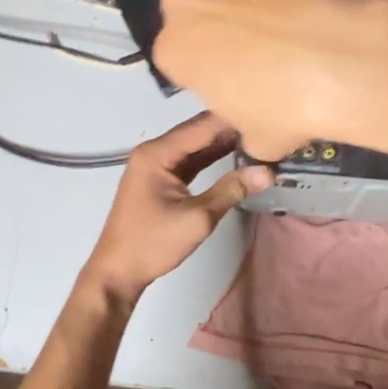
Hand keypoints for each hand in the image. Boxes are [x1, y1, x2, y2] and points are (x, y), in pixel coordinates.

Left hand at [81, 112, 272, 303]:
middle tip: (267, 127)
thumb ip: (232, 190)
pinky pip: (190, 160)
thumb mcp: (198, 218)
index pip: (202, 126)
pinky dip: (212, 158)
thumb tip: (269, 172)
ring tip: (260, 138)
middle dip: (231, 129)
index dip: (234, 120)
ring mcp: (156, 164)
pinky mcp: (161, 178)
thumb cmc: (153, 243)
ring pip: (196, 145)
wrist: (118, 271)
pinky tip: (237, 155)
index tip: (265, 117)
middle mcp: (155, 150)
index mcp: (158, 152)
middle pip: (199, 131)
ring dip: (224, 143)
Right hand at [155, 0, 387, 158]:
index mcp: (173, 51)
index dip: (216, 63)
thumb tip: (257, 124)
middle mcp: (182, 0)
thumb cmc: (294, 109)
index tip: (247, 72)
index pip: (185, 54)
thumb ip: (244, 124)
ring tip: (297, 8)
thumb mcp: (260, 139)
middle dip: (227, 19)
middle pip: (200, 6)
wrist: (344, 59)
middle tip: (272, 38)